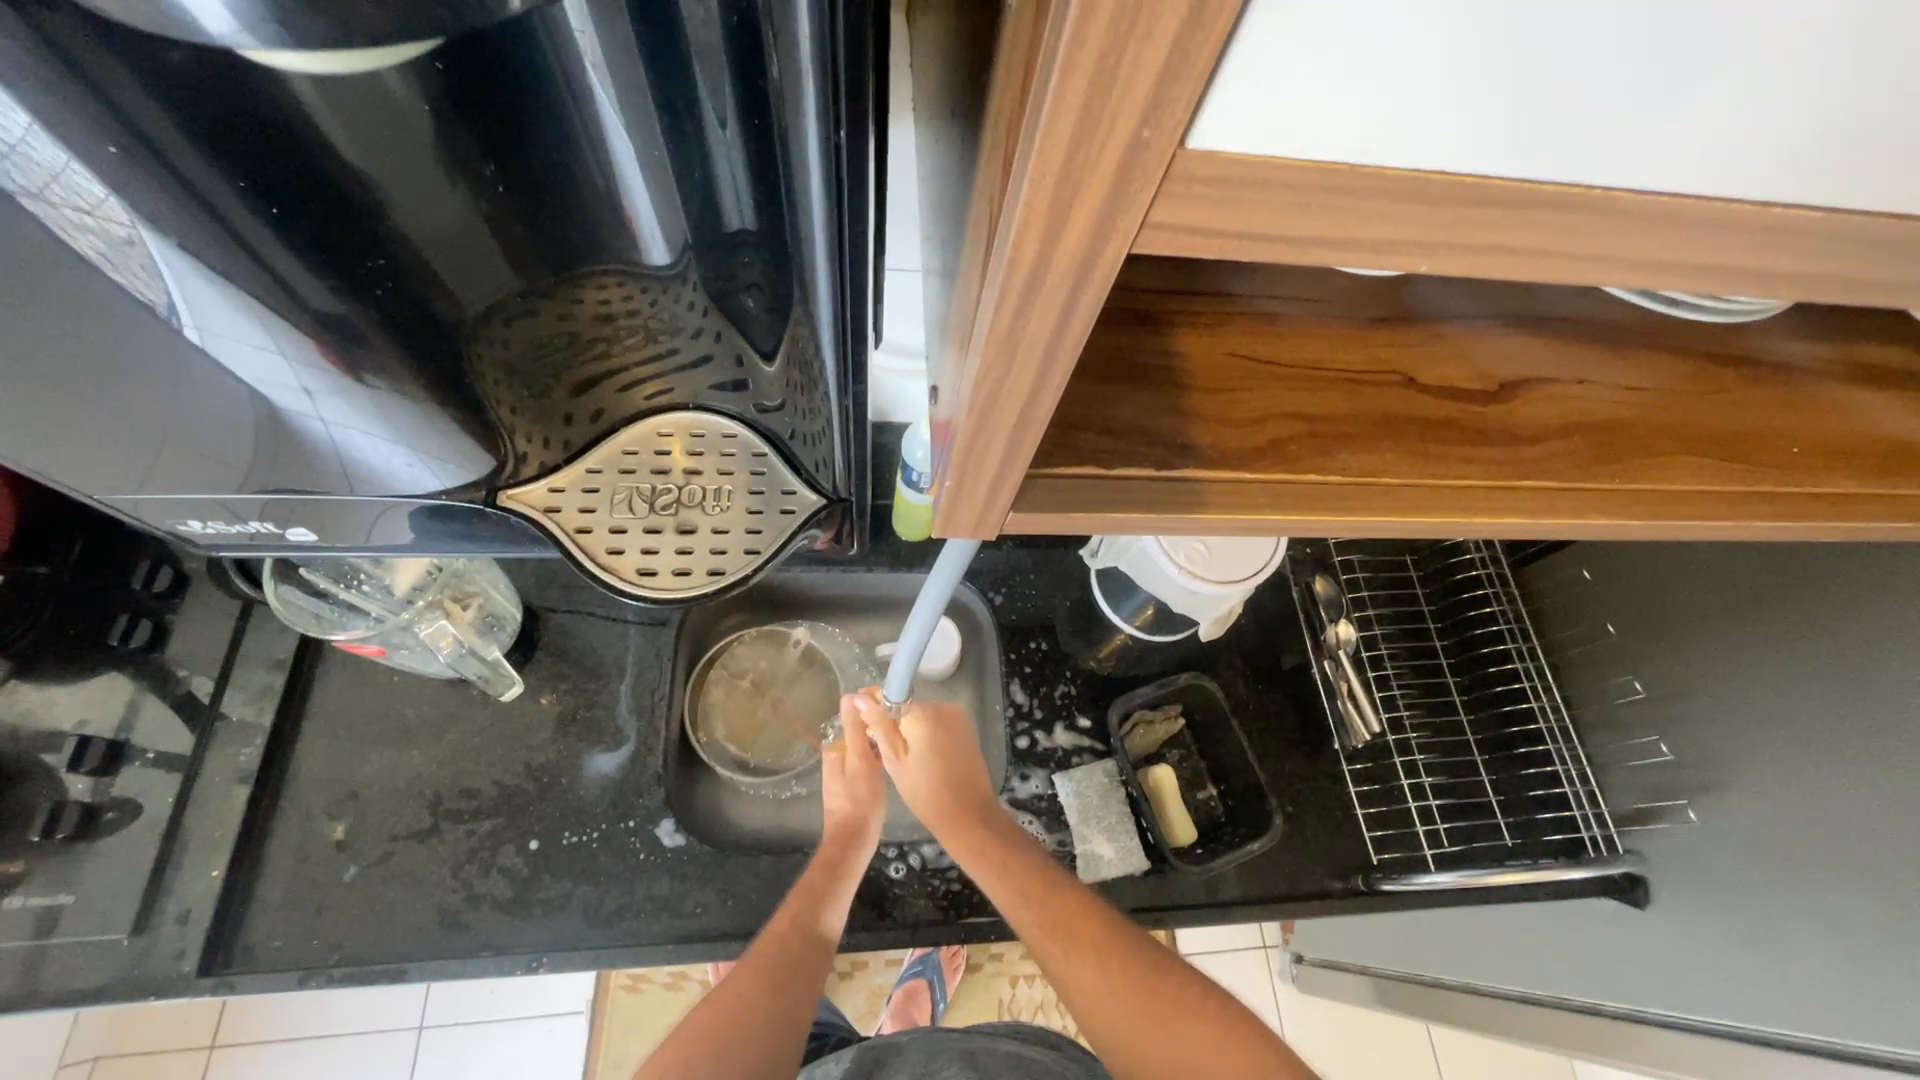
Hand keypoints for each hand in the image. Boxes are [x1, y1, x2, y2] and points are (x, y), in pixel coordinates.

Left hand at [820, 692, 887, 855]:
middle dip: (877, 728)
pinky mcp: (854, 784)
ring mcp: (844, 771)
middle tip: (903, 727)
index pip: (854, 718)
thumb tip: (849, 696)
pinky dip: (878, 758)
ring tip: (902, 740)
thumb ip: (855, 729)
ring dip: (879, 743)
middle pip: (860, 732)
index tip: (894, 710)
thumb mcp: (860, 760)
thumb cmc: (860, 799)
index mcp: (835, 748)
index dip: (873, 712)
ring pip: (864, 747)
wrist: (854, 840)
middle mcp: (836, 756)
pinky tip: (893, 760)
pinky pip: (867, 761)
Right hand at [854, 690, 1000, 841]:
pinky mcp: (966, 727)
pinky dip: (924, 731)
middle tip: (873, 739)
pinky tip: (918, 752)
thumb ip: (878, 724)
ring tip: (895, 750)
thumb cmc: (925, 793)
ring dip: (908, 725)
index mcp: (924, 713)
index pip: (891, 693)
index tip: (857, 709)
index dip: (873, 700)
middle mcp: (943, 706)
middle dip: (890, 716)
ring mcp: (958, 715)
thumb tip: (857, 697)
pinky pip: (937, 721)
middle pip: (907, 703)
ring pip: (922, 713)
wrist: (969, 815)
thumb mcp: (895, 760)